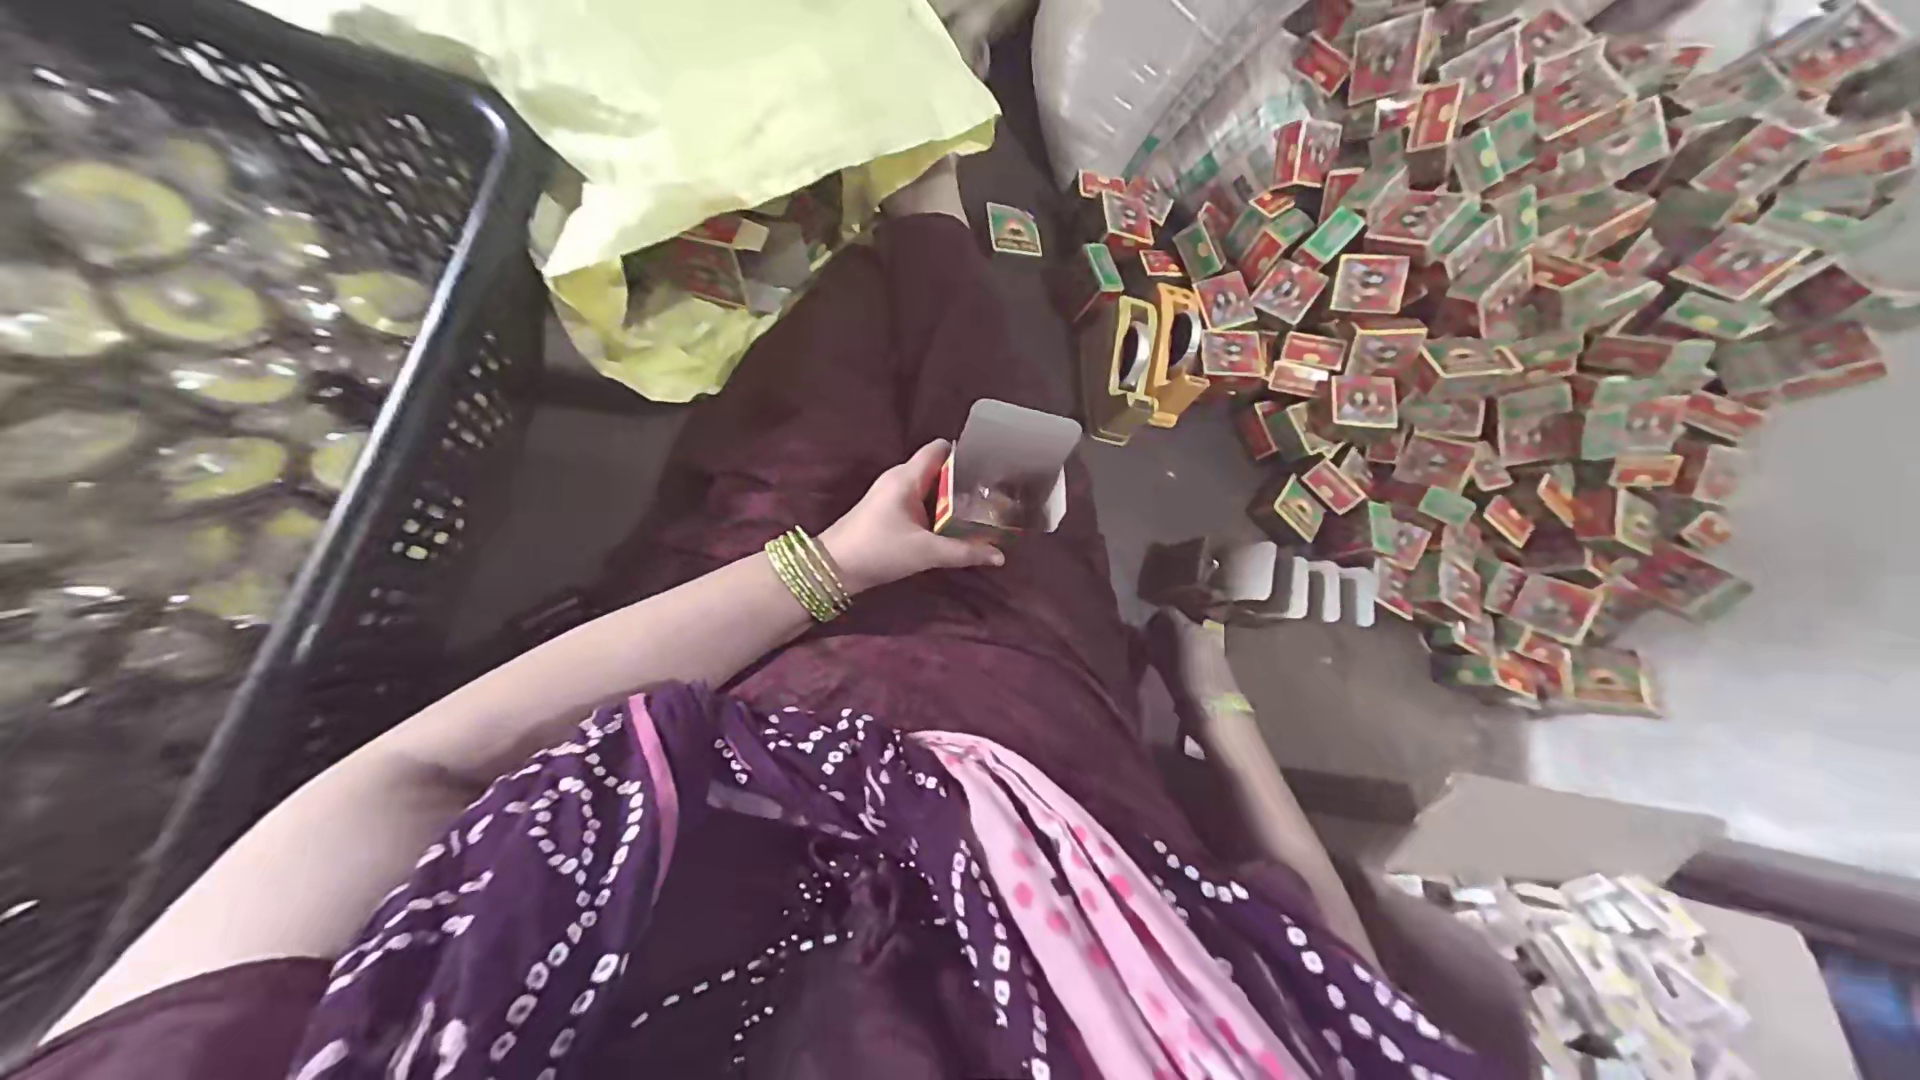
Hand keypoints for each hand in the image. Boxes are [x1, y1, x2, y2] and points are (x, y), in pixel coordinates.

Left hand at [820, 440, 1004, 593]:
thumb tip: (999, 557)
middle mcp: (899, 479)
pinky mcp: (887, 511)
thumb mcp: (925, 552)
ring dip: (951, 497)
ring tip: (980, 509)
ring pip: (929, 487)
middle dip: (964, 480)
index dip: (965, 453)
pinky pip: (919, 501)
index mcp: (907, 477)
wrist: (833, 569)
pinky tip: (953, 524)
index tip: (990, 466)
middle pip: (938, 468)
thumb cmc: (878, 551)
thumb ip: (964, 553)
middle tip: (992, 494)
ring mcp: (891, 495)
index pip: (940, 448)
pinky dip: (937, 508)